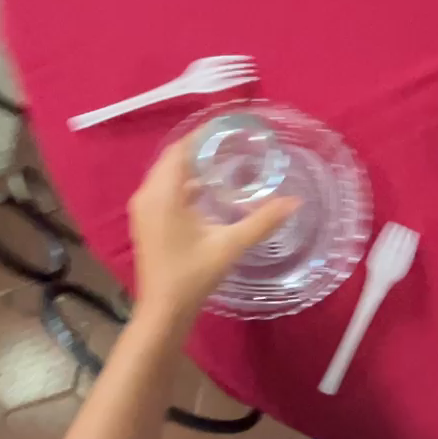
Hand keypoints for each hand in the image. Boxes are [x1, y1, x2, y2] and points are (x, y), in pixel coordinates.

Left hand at [127, 135, 299, 324]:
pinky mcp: (146, 221)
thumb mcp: (230, 246)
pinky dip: (184, 183)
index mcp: (163, 194)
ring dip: (192, 166)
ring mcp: (143, 209)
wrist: (163, 311)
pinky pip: (164, 189)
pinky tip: (208, 189)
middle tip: (232, 142)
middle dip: (201, 148)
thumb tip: (294, 201)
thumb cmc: (192, 276)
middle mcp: (147, 195)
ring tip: (224, 160)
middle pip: (173, 159)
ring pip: (167, 174)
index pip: (181, 149)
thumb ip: (262, 221)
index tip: (229, 127)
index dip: (203, 134)